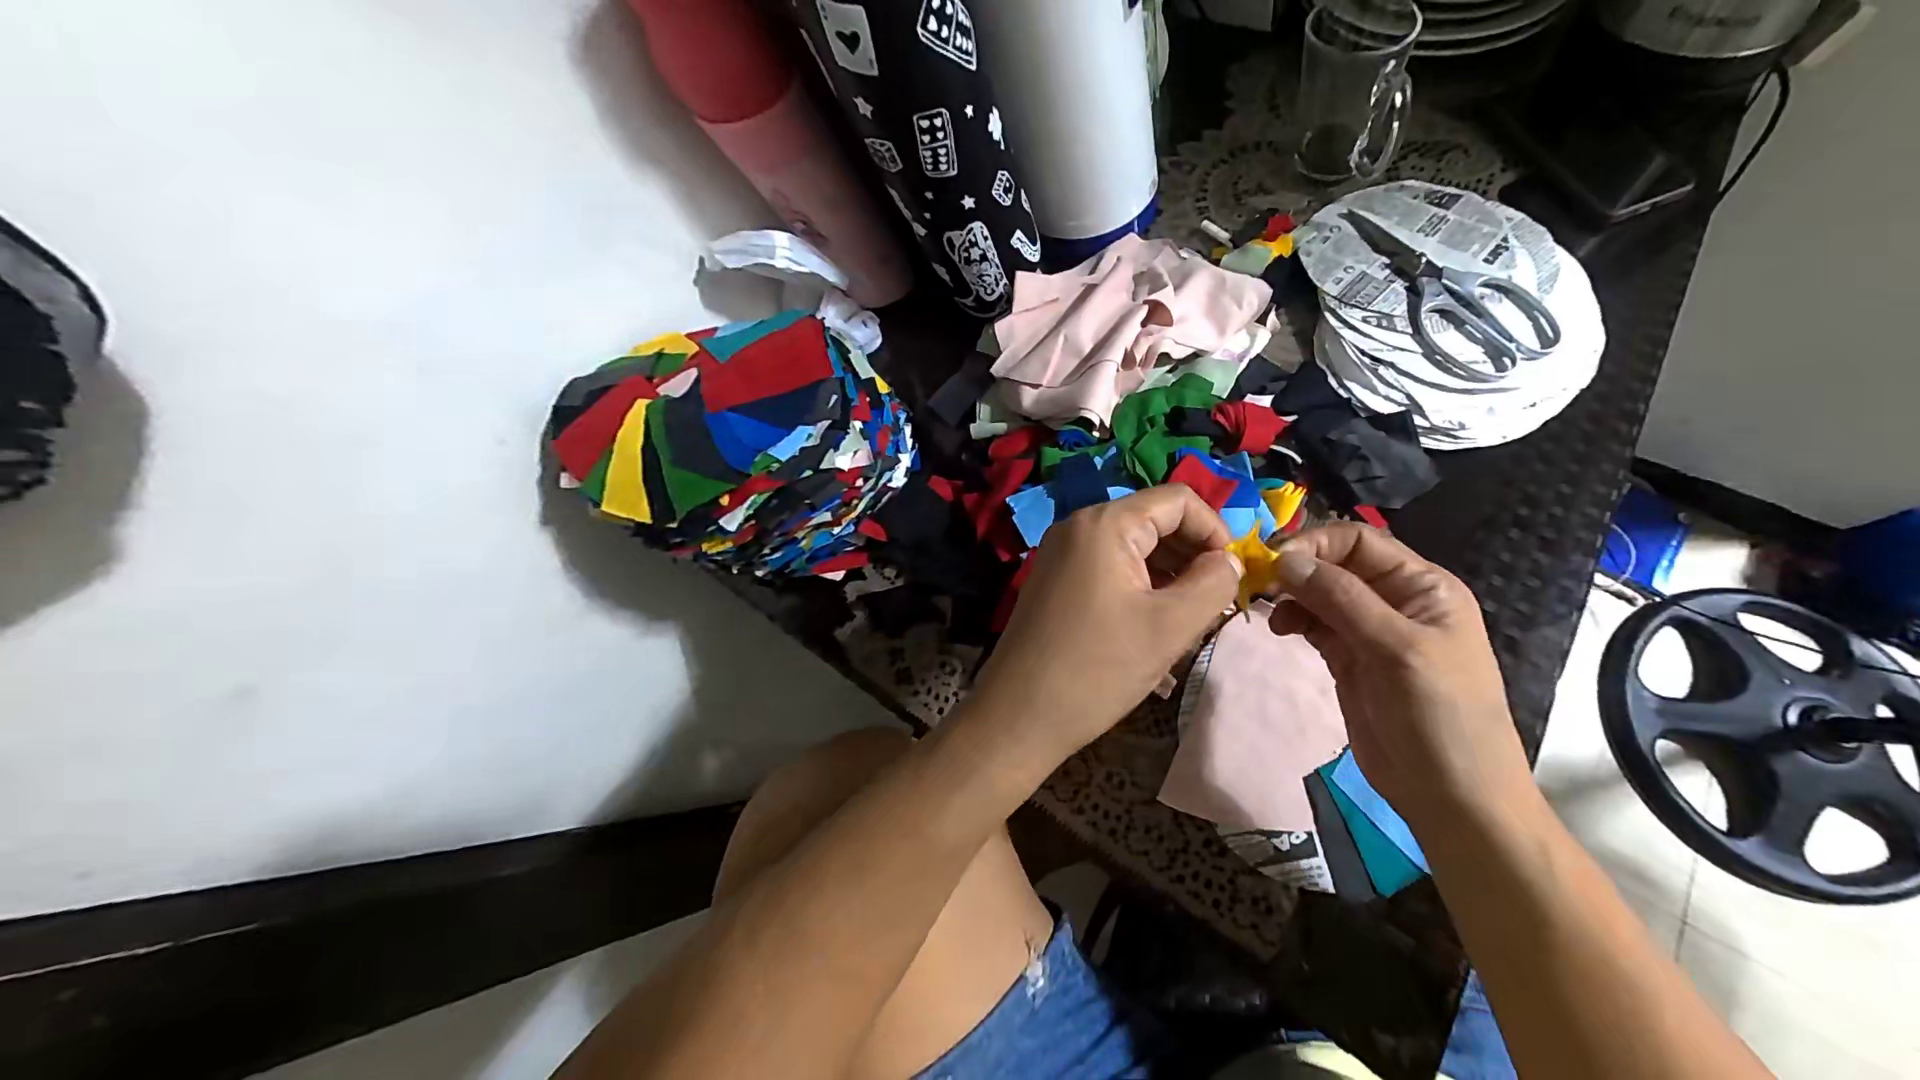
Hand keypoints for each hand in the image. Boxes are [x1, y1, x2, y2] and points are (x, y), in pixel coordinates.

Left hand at [965, 485, 1243, 765]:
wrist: (1018, 716)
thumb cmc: (1097, 668)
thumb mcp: (1170, 626)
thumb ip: (1213, 583)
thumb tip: (1228, 561)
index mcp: (1104, 524)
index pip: (1177, 500)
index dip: (1215, 531)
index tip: (1234, 575)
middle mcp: (1078, 528)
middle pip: (1153, 523)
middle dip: (1192, 558)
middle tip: (1214, 605)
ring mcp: (1061, 555)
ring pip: (1133, 551)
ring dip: (1169, 579)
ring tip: (1189, 625)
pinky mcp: (1054, 583)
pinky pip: (1109, 571)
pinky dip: (1139, 591)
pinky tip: (1154, 632)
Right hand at [1266, 524, 1534, 827]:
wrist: (1450, 794)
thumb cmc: (1439, 714)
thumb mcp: (1396, 649)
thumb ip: (1341, 599)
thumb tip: (1285, 559)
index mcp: (1423, 586)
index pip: (1360, 542)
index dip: (1315, 543)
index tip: (1273, 561)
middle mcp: (1396, 600)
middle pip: (1336, 564)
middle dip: (1298, 569)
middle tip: (1261, 585)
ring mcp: (1369, 631)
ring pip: (1319, 594)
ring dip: (1292, 596)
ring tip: (1272, 615)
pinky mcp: (1348, 658)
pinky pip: (1314, 624)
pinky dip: (1293, 620)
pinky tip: (1280, 630)